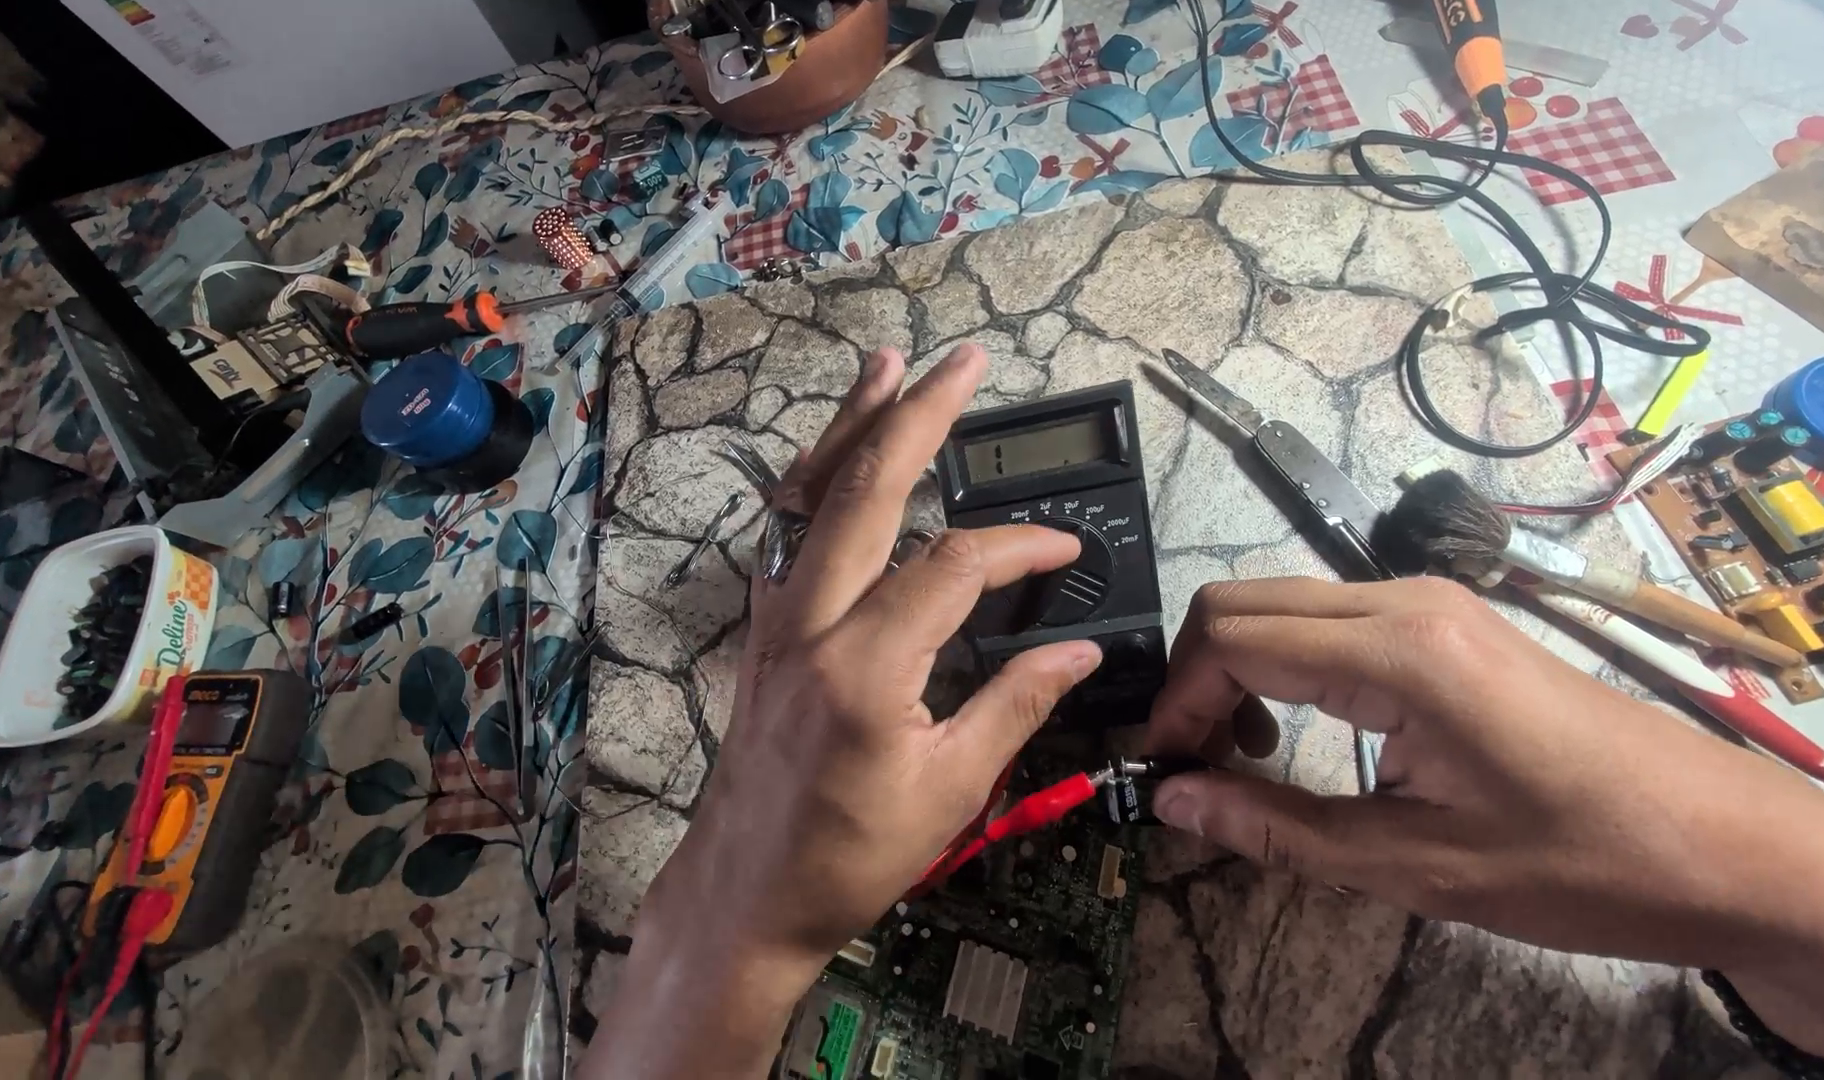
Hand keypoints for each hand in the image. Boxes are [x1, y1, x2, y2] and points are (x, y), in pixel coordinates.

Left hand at [582, 344, 1101, 1077]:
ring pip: (811, 495)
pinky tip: (832, 455)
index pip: (956, 566)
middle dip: (919, 416)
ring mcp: (776, 616)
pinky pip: (783, 529)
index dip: (1019, 545)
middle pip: (867, 490)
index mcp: (866, 666)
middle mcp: (811, 621)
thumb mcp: (950, 790)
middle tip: (962, 362)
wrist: (746, 890)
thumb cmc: (848, 855)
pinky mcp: (763, 625)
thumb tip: (1077, 651)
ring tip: (884, 367)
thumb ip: (1015, 705)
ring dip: (852, 425)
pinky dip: (812, 478)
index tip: (1063, 547)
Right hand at [1145, 576, 1823, 1064]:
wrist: (1743, 849)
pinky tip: (1298, 723)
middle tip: (1195, 756)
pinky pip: (1315, 616)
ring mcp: (1422, 599)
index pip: (1231, 639)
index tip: (1165, 762)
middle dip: (1194, 677)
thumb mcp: (1416, 866)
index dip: (1178, 699)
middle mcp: (1400, 600)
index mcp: (1397, 652)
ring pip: (1270, 604)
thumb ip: (1274, 827)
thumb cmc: (1585, 864)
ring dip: (1232, 669)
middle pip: (1236, 603)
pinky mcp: (1435, 616)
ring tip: (1243, 748)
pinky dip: (1277, 663)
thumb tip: (1168, 799)